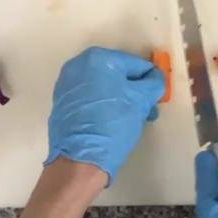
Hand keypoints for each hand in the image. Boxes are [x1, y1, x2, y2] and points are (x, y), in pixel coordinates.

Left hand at [45, 47, 165, 183]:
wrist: (80, 160)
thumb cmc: (113, 123)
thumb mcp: (141, 101)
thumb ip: (153, 83)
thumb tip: (155, 77)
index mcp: (97, 58)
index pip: (135, 64)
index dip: (149, 81)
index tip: (155, 98)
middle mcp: (77, 66)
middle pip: (117, 75)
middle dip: (134, 92)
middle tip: (146, 111)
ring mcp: (66, 86)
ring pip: (103, 88)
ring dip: (119, 100)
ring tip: (131, 121)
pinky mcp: (61, 105)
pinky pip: (90, 100)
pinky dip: (103, 107)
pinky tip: (112, 124)